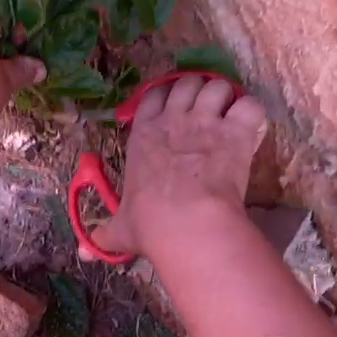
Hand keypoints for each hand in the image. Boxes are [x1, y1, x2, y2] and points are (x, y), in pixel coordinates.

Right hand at [86, 75, 268, 261]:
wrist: (186, 222)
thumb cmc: (148, 223)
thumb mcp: (120, 228)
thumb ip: (104, 234)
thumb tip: (84, 253)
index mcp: (143, 135)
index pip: (153, 96)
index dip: (165, 98)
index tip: (173, 110)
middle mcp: (174, 119)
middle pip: (188, 82)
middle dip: (198, 92)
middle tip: (204, 111)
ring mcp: (206, 121)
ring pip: (220, 86)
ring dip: (226, 98)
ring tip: (229, 116)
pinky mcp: (236, 131)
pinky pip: (250, 104)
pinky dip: (251, 113)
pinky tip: (250, 128)